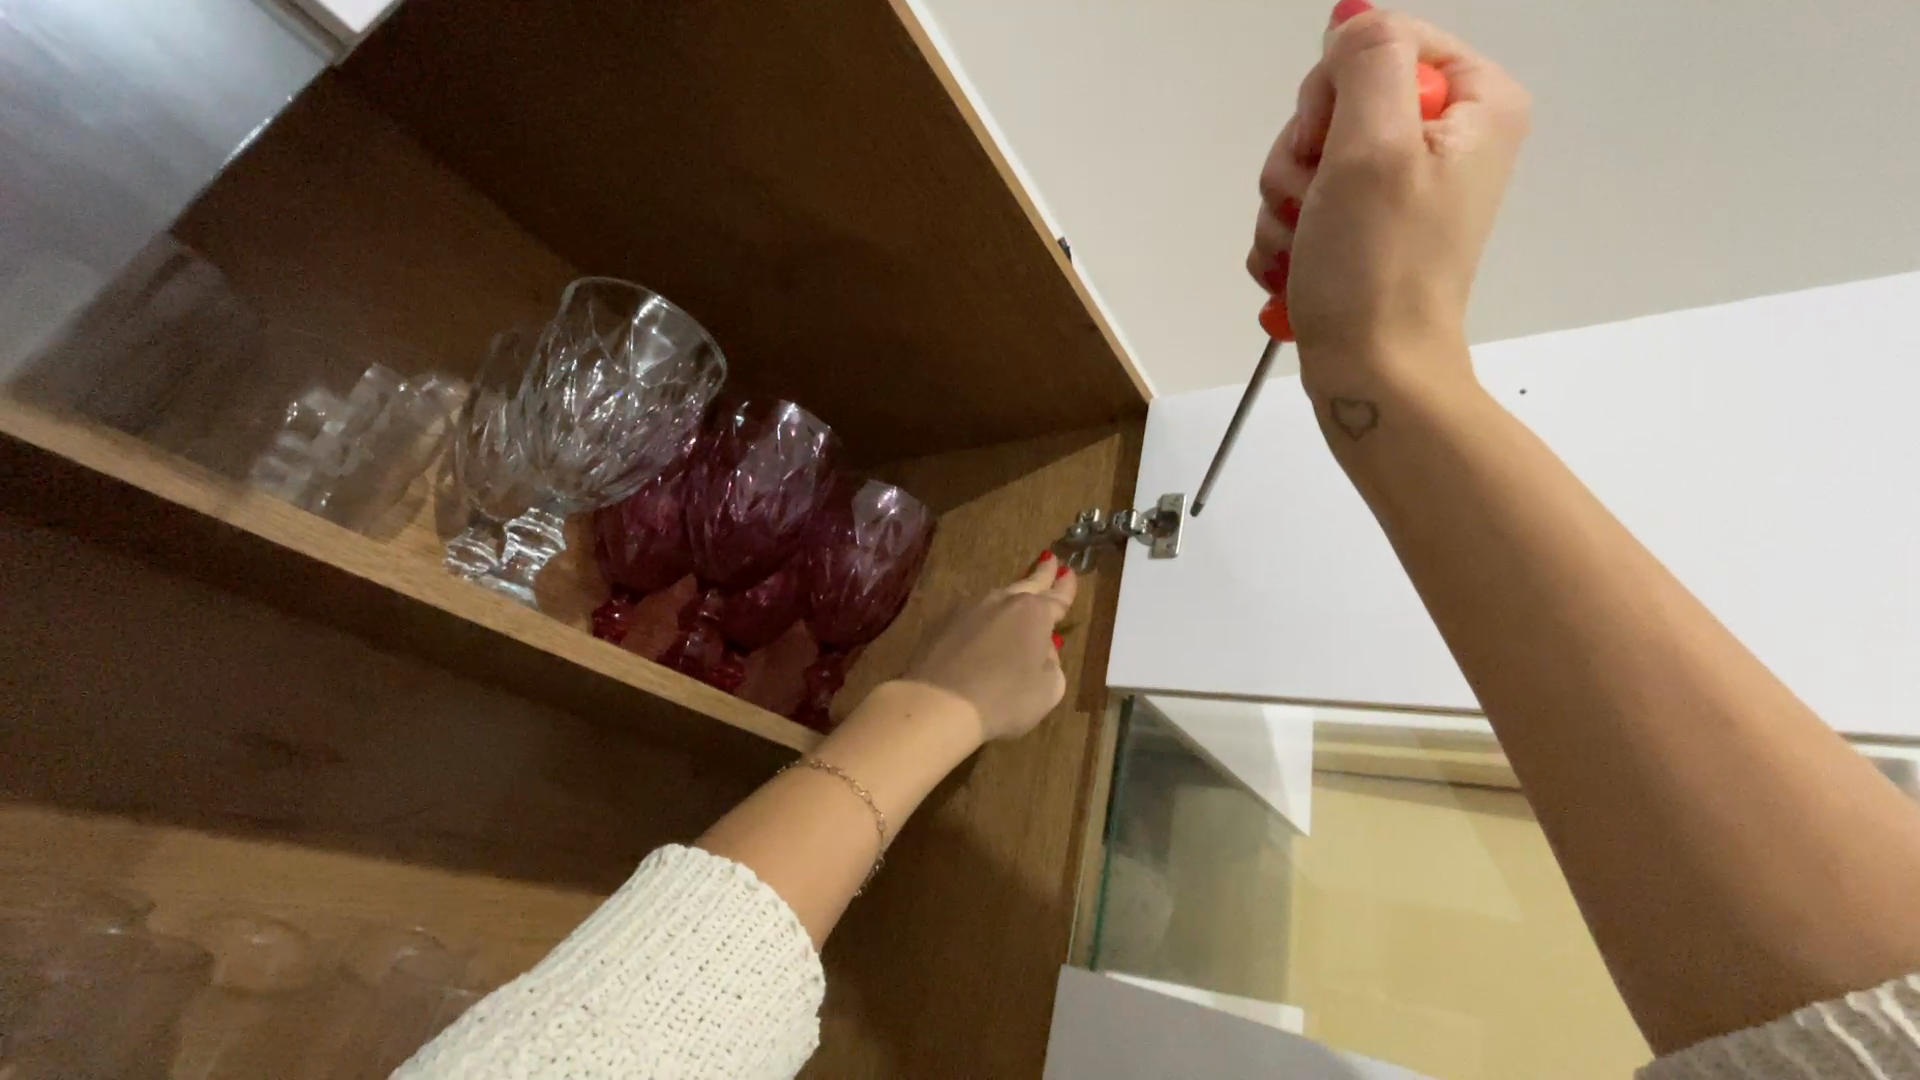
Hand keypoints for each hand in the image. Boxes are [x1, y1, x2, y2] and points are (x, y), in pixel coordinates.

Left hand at [901, 552, 1075, 741]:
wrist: (940, 703)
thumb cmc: (1005, 698)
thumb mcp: (1048, 689)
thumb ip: (1052, 664)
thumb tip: (1042, 651)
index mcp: (1034, 613)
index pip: (1056, 597)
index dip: (1065, 586)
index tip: (1069, 571)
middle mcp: (1003, 602)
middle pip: (1027, 584)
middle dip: (1041, 574)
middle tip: (1050, 560)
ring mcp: (970, 609)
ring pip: (998, 598)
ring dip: (1012, 597)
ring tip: (1019, 596)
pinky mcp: (944, 622)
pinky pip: (974, 614)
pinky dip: (985, 617)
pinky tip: (985, 625)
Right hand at [1247, 2, 1529, 389]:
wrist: (1371, 370)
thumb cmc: (1377, 266)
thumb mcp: (1374, 145)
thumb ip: (1367, 60)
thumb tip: (1353, 19)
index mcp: (1471, 106)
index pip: (1380, 47)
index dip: (1333, 94)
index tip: (1330, 148)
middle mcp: (1439, 145)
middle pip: (1333, 110)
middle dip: (1300, 165)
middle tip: (1314, 208)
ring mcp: (1394, 196)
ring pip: (1305, 167)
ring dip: (1285, 211)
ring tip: (1306, 251)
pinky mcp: (1358, 239)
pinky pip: (1300, 215)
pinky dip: (1286, 243)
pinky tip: (1297, 271)